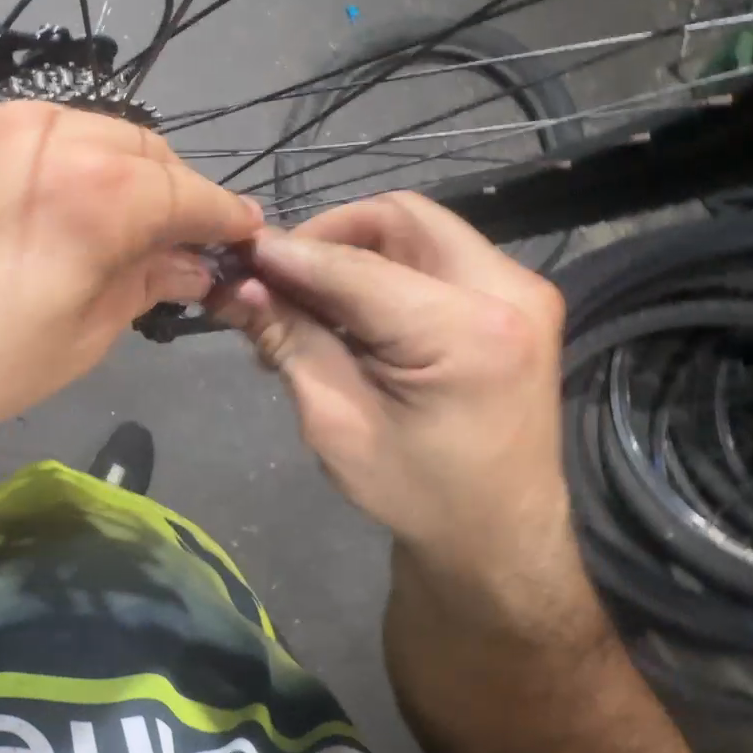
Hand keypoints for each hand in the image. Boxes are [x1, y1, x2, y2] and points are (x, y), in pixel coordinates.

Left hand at [0, 101, 260, 452]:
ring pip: (77, 131)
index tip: (238, 233)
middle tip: (164, 239)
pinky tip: (27, 206)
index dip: (220, 215)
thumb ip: (142, 284)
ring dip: (104, 170)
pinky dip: (42, 163)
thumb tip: (186, 263)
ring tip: (95, 222)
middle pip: (138, 148)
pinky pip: (15, 134)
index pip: (187, 191)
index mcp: (94, 191)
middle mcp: (45, 130)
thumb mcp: (77, 340)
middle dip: (164, 191)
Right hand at [210, 192, 567, 566]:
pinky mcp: (511, 302)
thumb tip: (235, 286)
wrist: (497, 534)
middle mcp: (507, 291)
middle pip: (398, 218)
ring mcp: (519, 291)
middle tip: (277, 277)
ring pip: (415, 230)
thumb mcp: (335, 421)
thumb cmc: (416, 491)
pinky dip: (378, 269)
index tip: (234, 256)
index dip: (288, 256)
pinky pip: (432, 257)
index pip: (355, 266)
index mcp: (468, 332)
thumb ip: (289, 341)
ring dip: (350, 252)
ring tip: (302, 301)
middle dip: (327, 237)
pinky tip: (342, 312)